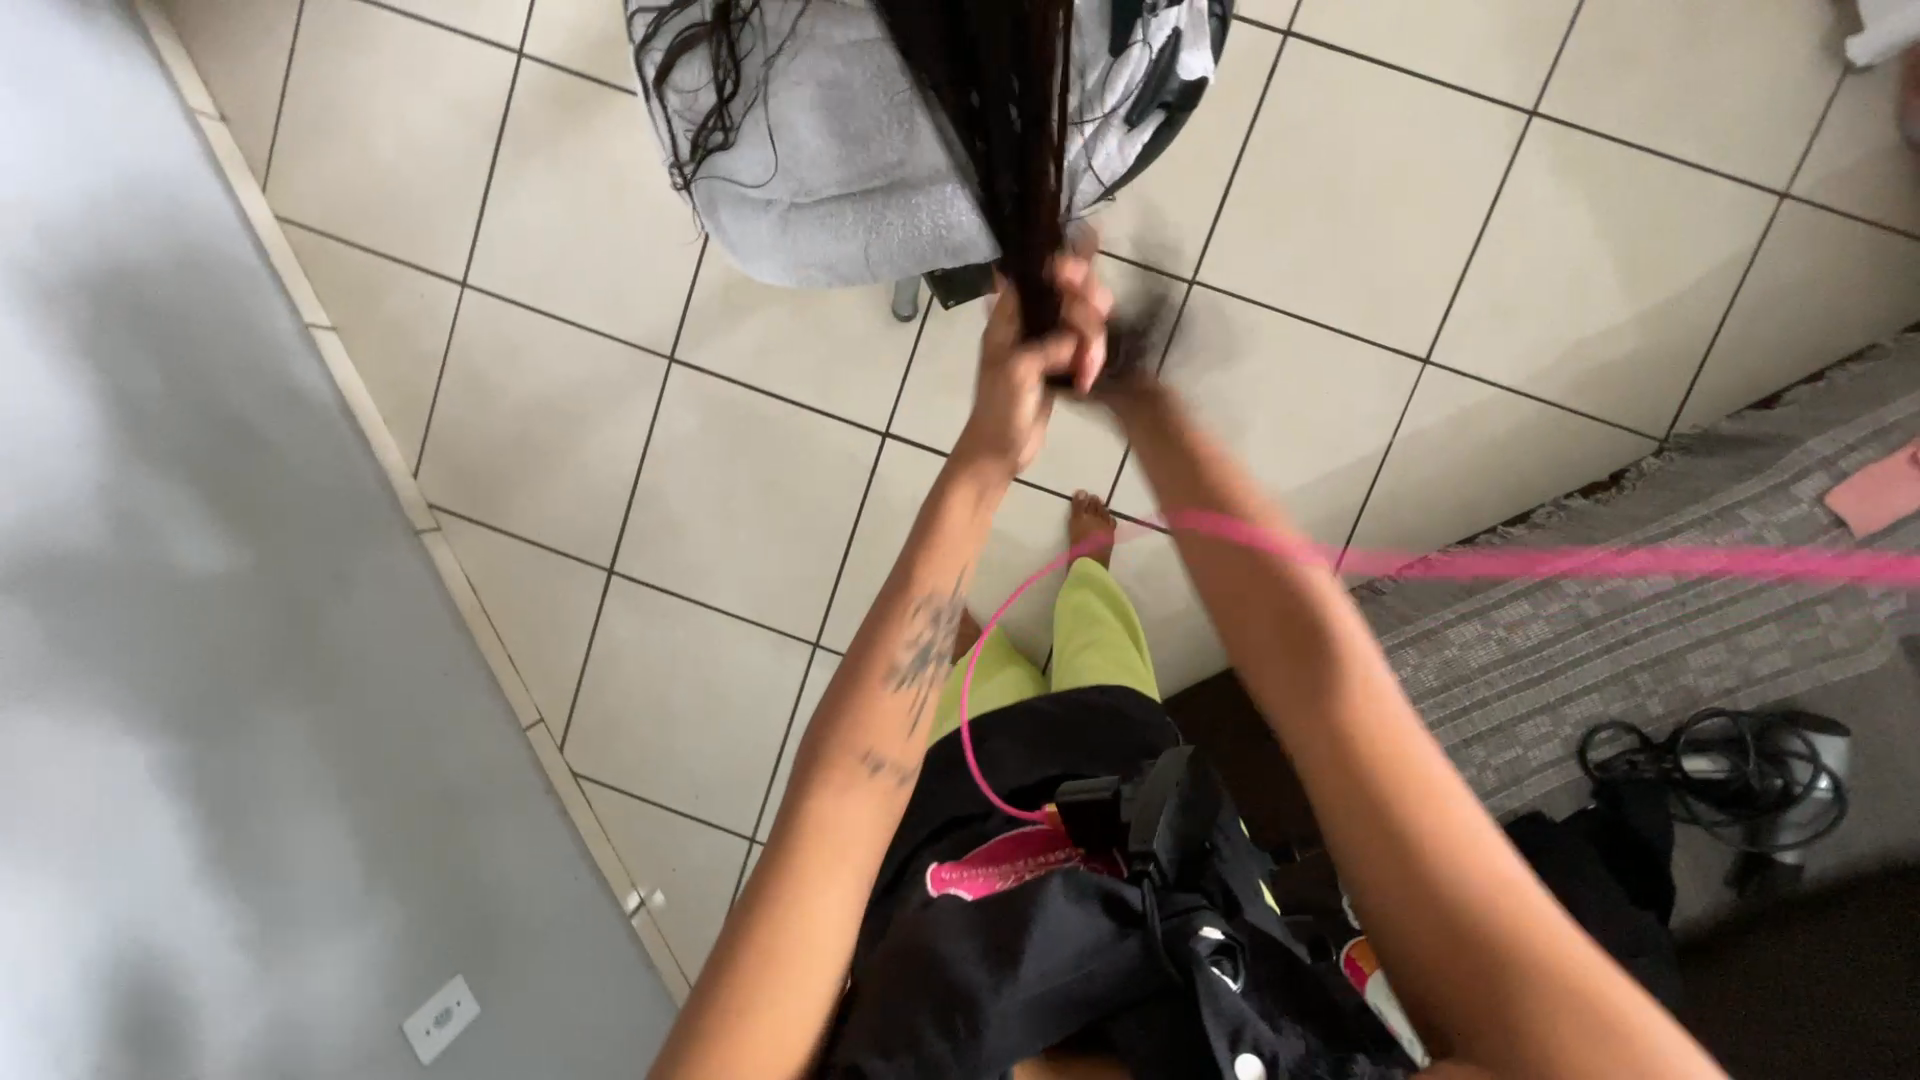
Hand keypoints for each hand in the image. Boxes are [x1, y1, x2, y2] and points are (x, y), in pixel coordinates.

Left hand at [954, 254, 1114, 477]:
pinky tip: (1087, 377)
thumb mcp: (1019, 372)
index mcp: (1008, 320)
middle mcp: (1027, 327)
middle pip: (1066, 294)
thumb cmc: (999, 410)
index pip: (1032, 277)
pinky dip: (1090, 360)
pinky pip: (1083, 349)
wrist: (1000, 451)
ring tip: (1088, 367)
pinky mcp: (1059, 367)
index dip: (1058, 265)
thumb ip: (1048, 346)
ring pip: (1081, 323)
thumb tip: (1076, 340)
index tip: (1078, 269)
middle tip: (1099, 314)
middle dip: (1086, 305)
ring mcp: (1045, 347)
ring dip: (1092, 341)